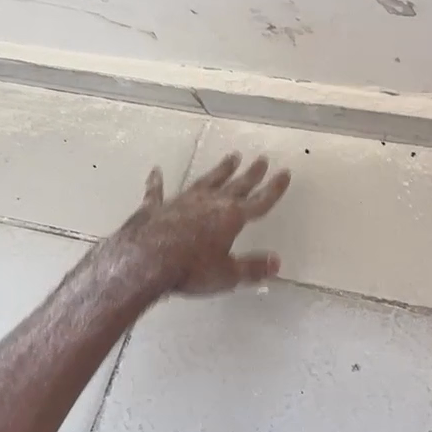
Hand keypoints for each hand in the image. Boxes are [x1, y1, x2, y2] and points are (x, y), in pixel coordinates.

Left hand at [107, 153, 290, 295]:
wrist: (146, 260)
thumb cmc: (192, 270)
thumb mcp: (228, 274)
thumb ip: (253, 268)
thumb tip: (277, 262)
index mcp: (231, 217)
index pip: (260, 201)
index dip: (274, 188)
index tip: (285, 173)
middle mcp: (210, 202)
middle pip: (236, 185)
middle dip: (251, 173)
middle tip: (262, 158)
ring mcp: (183, 201)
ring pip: (206, 181)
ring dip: (220, 170)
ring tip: (232, 157)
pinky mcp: (156, 207)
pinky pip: (157, 191)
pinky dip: (156, 182)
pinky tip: (155, 170)